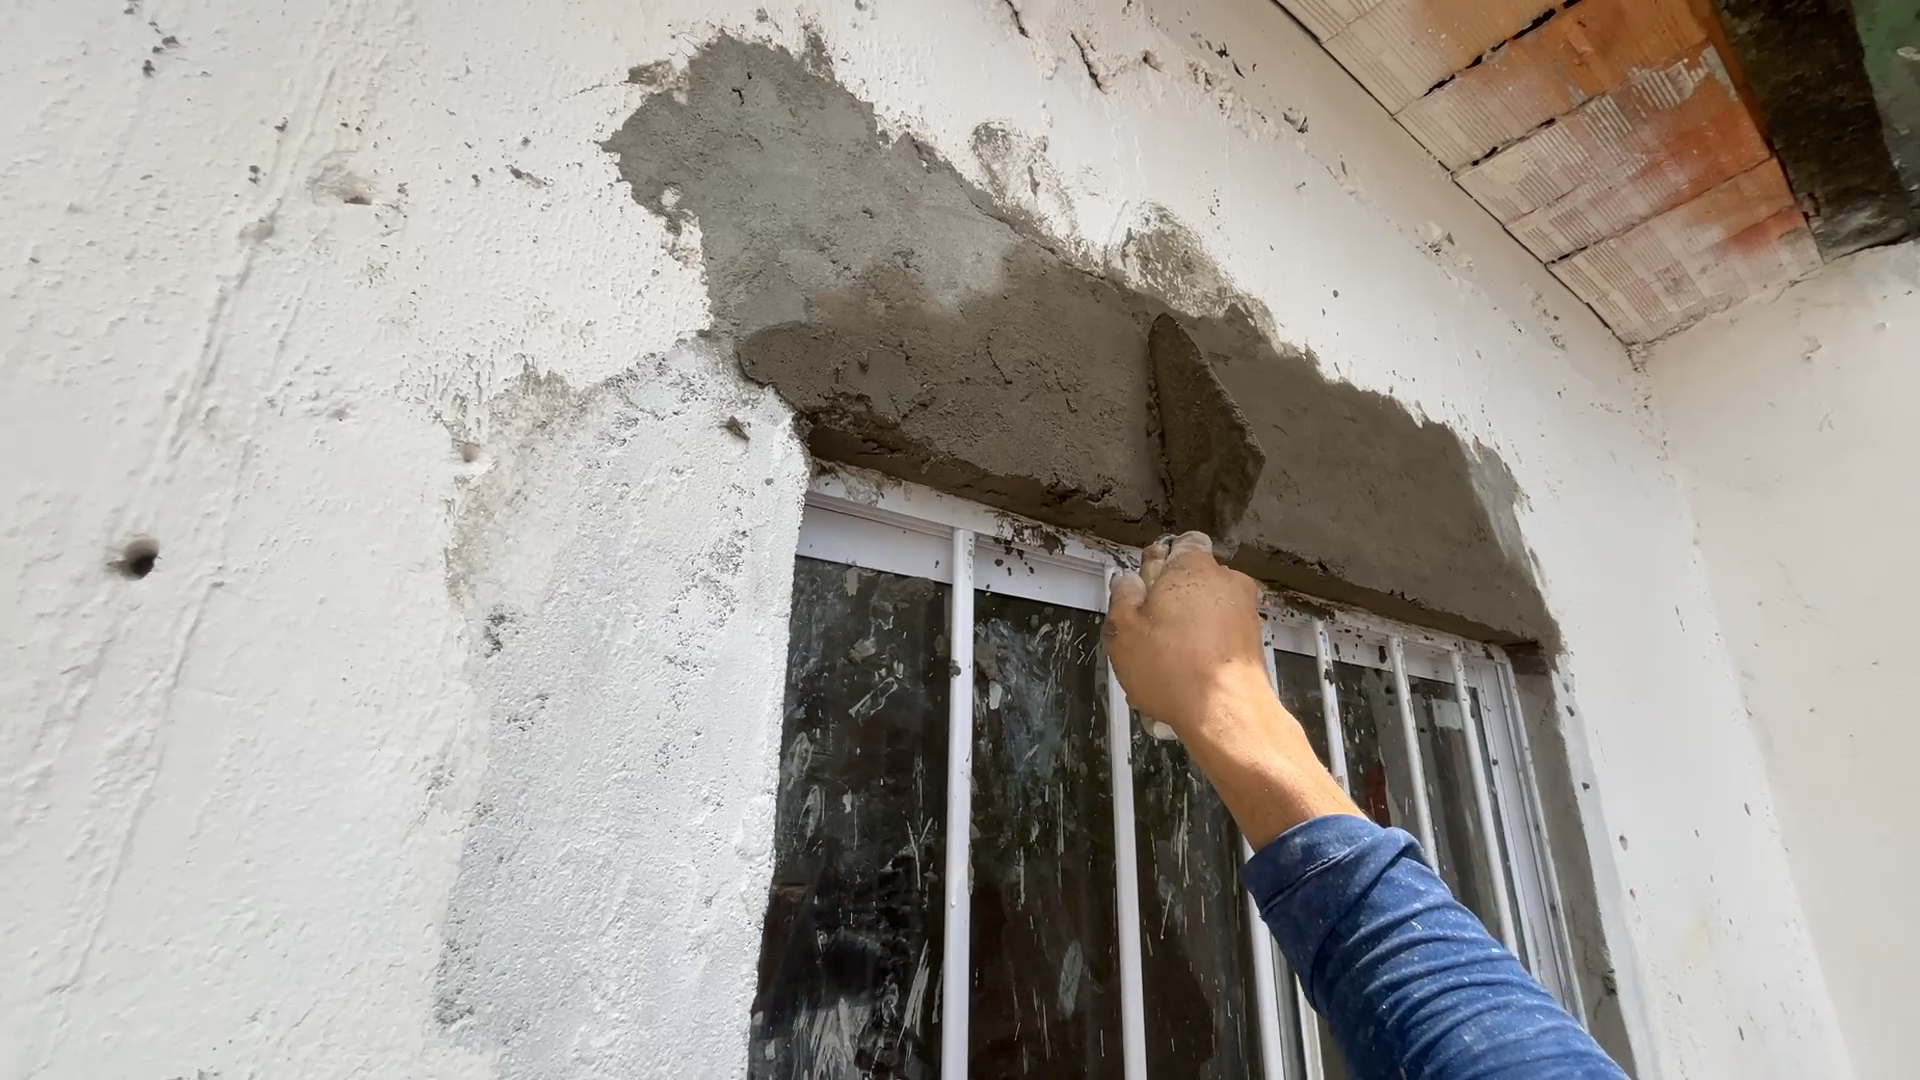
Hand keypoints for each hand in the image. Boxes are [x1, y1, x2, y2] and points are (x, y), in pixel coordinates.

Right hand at [1104, 531, 1360, 846]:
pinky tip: (1183, 673)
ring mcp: (1244, 612)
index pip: (1180, 542)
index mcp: (1192, 567)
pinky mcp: (1252, 642)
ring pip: (1206, 608)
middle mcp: (1225, 581)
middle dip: (1170, 598)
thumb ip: (1122, 596)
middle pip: (1192, 579)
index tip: (1143, 583)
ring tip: (1163, 658)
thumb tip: (1127, 584)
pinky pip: (1220, 634)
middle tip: (1146, 626)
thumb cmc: (1175, 670)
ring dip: (1187, 625)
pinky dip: (1204, 647)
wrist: (1226, 715)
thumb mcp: (1123, 630)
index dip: (1159, 562)